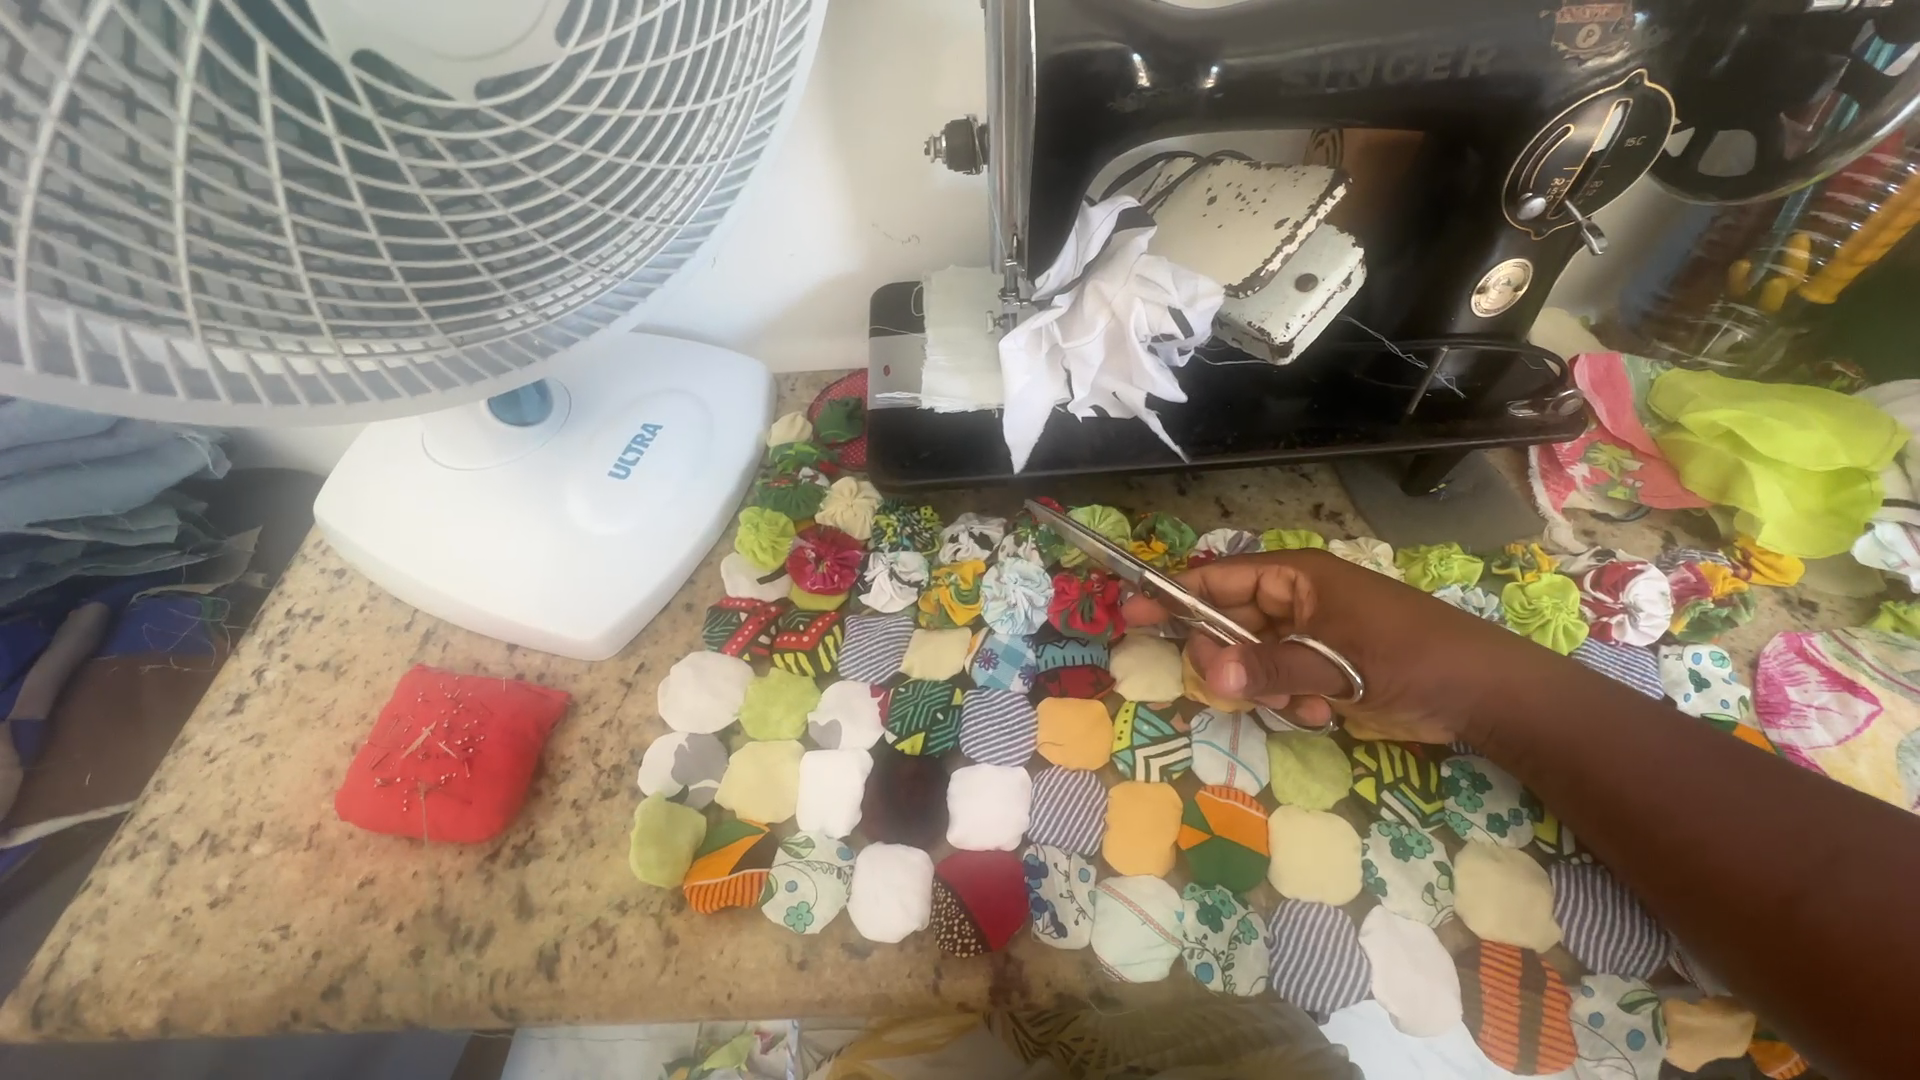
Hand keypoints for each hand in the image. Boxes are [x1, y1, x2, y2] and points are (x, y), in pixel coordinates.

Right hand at [1120, 550, 1533, 744]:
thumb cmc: (1411, 658)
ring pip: (1249, 660)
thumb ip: (1268, 668)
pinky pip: (1276, 683)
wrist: (1485, 696)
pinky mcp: (1321, 668)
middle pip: (1227, 625)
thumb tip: (1206, 674)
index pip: (1217, 580)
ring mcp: (1307, 636)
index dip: (1173, 595)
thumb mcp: (1337, 664)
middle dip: (1229, 660)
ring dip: (1265, 688)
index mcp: (1295, 578)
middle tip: (1236, 687)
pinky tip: (1325, 713)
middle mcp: (1294, 602)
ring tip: (1307, 703)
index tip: (1132, 614)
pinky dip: (1289, 702)